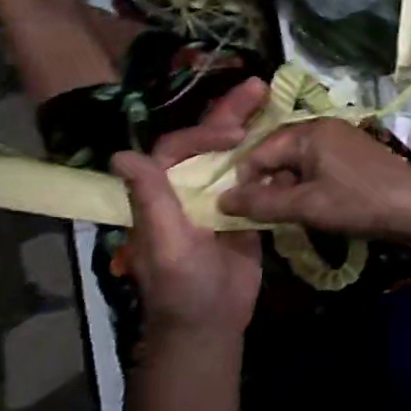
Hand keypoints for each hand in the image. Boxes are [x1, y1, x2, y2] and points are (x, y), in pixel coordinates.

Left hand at [111, 79, 269, 341]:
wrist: (212, 324)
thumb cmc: (182, 288)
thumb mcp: (166, 244)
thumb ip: (150, 199)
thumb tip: (121, 154)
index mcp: (162, 192)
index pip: (178, 148)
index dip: (204, 134)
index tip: (235, 133)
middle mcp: (186, 187)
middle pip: (207, 142)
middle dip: (230, 112)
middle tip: (258, 86)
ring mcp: (215, 198)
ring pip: (233, 155)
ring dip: (252, 127)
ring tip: (274, 98)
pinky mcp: (242, 211)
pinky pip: (254, 179)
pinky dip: (270, 159)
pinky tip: (289, 141)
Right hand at [218, 119, 410, 241]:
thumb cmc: (360, 204)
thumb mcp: (307, 207)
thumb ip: (262, 203)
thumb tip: (222, 200)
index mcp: (308, 132)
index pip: (259, 151)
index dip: (245, 181)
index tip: (241, 211)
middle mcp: (322, 127)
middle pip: (278, 154)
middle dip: (268, 185)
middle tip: (267, 216)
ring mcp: (341, 140)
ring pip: (298, 163)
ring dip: (289, 189)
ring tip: (292, 216)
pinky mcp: (354, 156)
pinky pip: (318, 167)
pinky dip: (309, 187)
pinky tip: (314, 209)